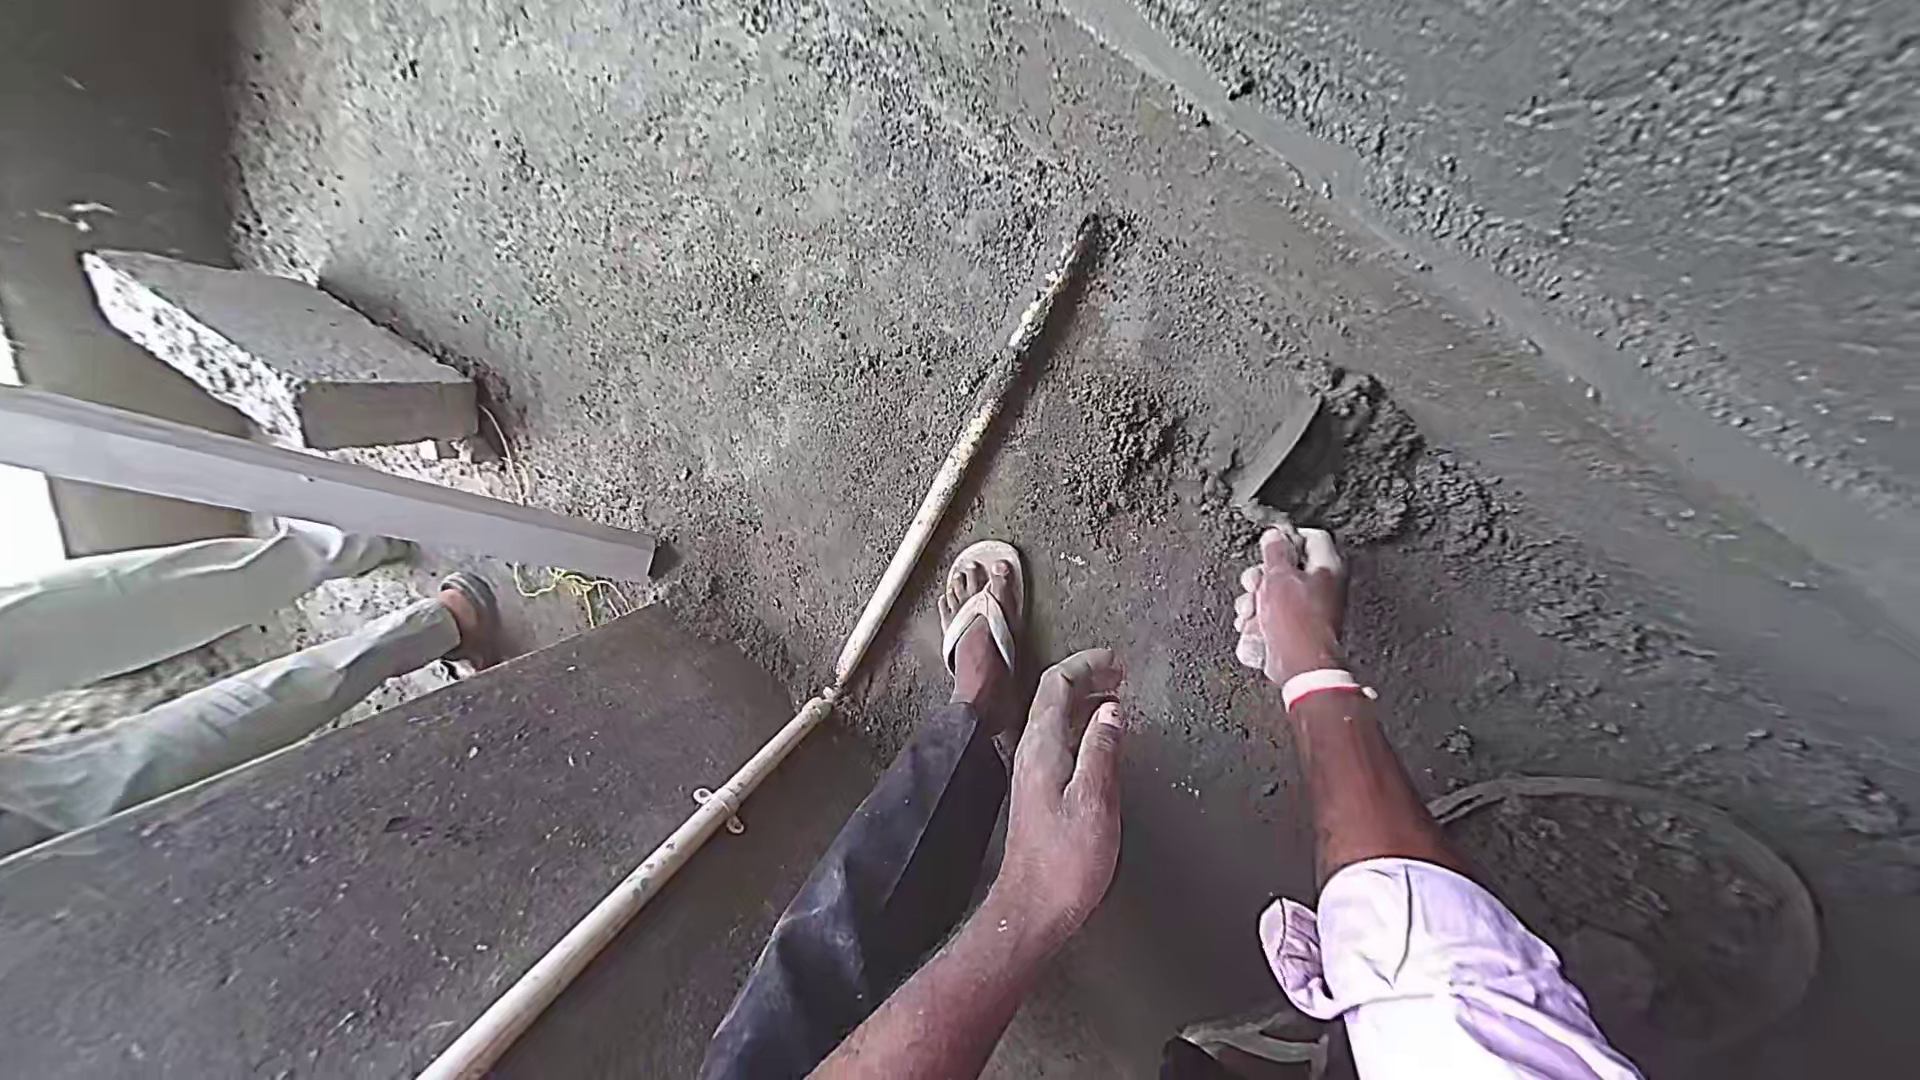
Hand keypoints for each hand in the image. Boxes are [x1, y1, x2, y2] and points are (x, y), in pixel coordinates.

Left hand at [989, 648, 1125, 945]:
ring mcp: (1031, 766)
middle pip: (1053, 694)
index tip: (1114, 661)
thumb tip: (1112, 711)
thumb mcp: (1095, 801)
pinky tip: (1099, 733)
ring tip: (1114, 694)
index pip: (1057, 684)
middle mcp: (1031, 749)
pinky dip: (1080, 721)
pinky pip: (1058, 735)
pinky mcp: (1038, 784)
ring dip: (1083, 697)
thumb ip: (1102, 749)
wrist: (1033, 904)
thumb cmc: (1065, 861)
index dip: (1085, 664)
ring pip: (1055, 713)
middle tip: (1118, 672)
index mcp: (1043, 745)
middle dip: (1085, 675)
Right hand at [1233, 524, 1346, 685]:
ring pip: (1274, 589)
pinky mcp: (1295, 624)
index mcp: (1327, 567)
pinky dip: (1258, 616)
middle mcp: (1322, 585)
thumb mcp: (1279, 577)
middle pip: (1287, 565)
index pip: (1311, 537)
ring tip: (1250, 611)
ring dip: (1254, 598)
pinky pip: (1271, 611)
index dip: (1286, 539)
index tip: (1268, 548)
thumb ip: (1276, 552)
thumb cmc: (1295, 621)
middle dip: (1261, 575)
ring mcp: (1309, 606)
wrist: (1299, 664)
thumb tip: (1274, 534)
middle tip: (1254, 584)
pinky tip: (1251, 623)